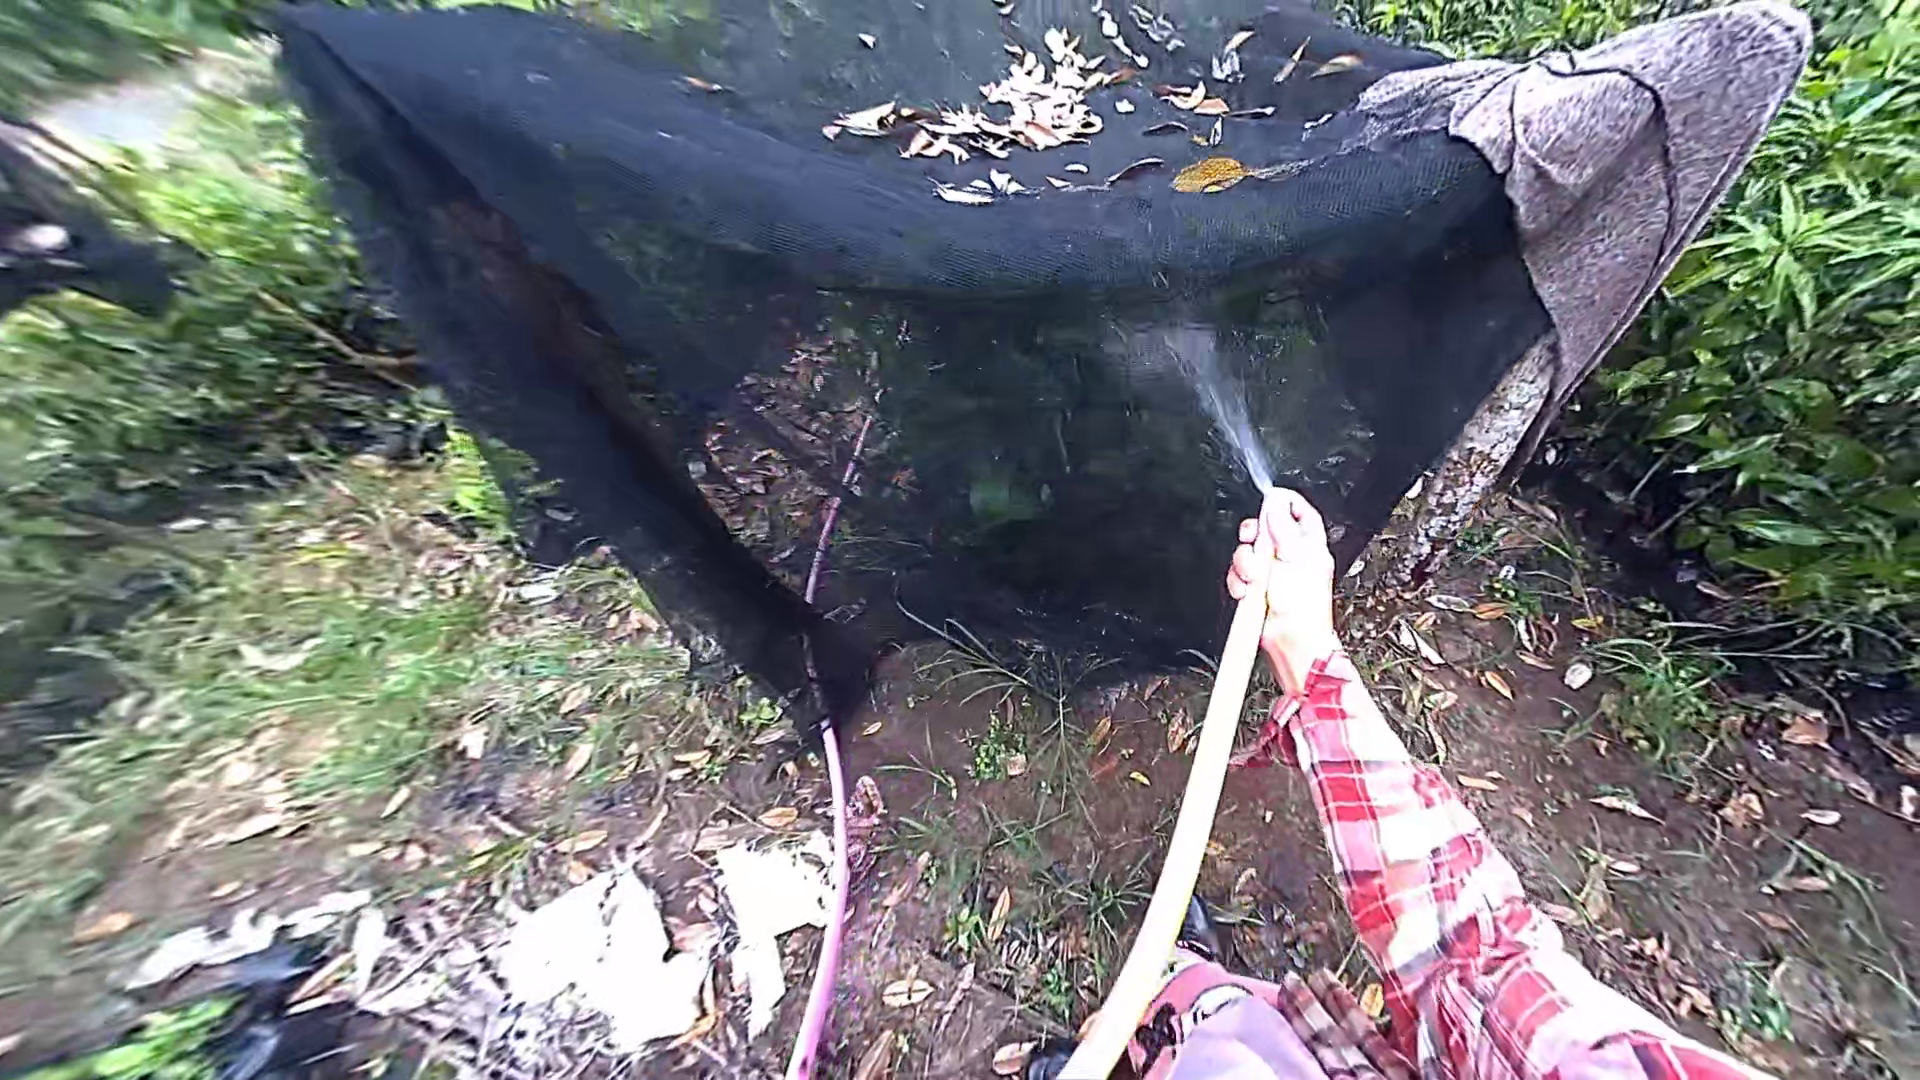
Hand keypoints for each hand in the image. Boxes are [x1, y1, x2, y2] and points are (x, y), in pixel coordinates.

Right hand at [1225, 488, 1339, 696]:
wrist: (1290, 639)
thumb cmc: (1303, 606)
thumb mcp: (1295, 556)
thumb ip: (1282, 527)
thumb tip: (1276, 500)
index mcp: (1309, 546)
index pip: (1299, 514)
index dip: (1285, 503)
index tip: (1270, 498)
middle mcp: (1289, 558)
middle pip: (1265, 531)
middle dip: (1254, 536)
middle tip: (1253, 541)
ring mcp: (1271, 574)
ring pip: (1247, 553)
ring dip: (1245, 564)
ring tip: (1255, 578)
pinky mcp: (1254, 589)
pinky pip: (1237, 575)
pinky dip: (1238, 582)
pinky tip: (1247, 592)